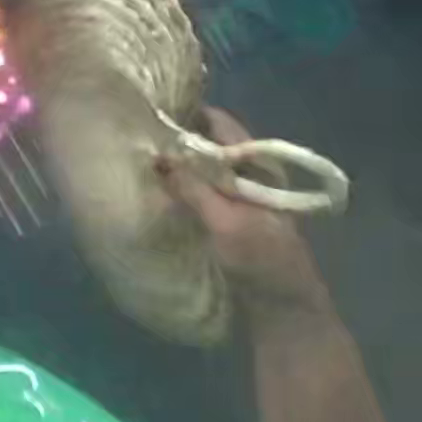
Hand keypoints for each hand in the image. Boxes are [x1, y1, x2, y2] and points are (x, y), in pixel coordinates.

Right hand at [159, 107, 329, 318]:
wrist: (284, 313)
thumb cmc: (262, 263)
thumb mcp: (226, 222)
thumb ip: (193, 187)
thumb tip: (156, 155)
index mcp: (259, 165)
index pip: (219, 122)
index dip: (187, 111)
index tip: (151, 108)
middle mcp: (250, 172)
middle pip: (208, 140)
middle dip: (176, 134)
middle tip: (137, 131)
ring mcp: (239, 192)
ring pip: (202, 163)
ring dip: (177, 159)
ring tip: (141, 153)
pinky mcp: (228, 212)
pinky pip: (199, 184)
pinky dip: (180, 179)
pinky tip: (156, 183)